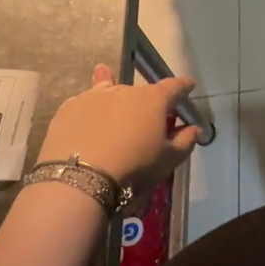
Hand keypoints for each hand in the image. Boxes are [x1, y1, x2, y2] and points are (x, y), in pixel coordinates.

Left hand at [37, 65, 198, 194]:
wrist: (78, 180)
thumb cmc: (132, 168)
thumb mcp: (167, 161)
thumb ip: (185, 142)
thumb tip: (195, 129)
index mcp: (154, 99)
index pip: (175, 85)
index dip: (184, 86)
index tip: (188, 86)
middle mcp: (126, 89)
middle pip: (141, 92)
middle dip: (146, 102)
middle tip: (143, 119)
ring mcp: (95, 95)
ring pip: (109, 88)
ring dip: (114, 95)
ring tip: (108, 89)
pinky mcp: (69, 108)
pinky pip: (83, 102)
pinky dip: (88, 107)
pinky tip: (84, 117)